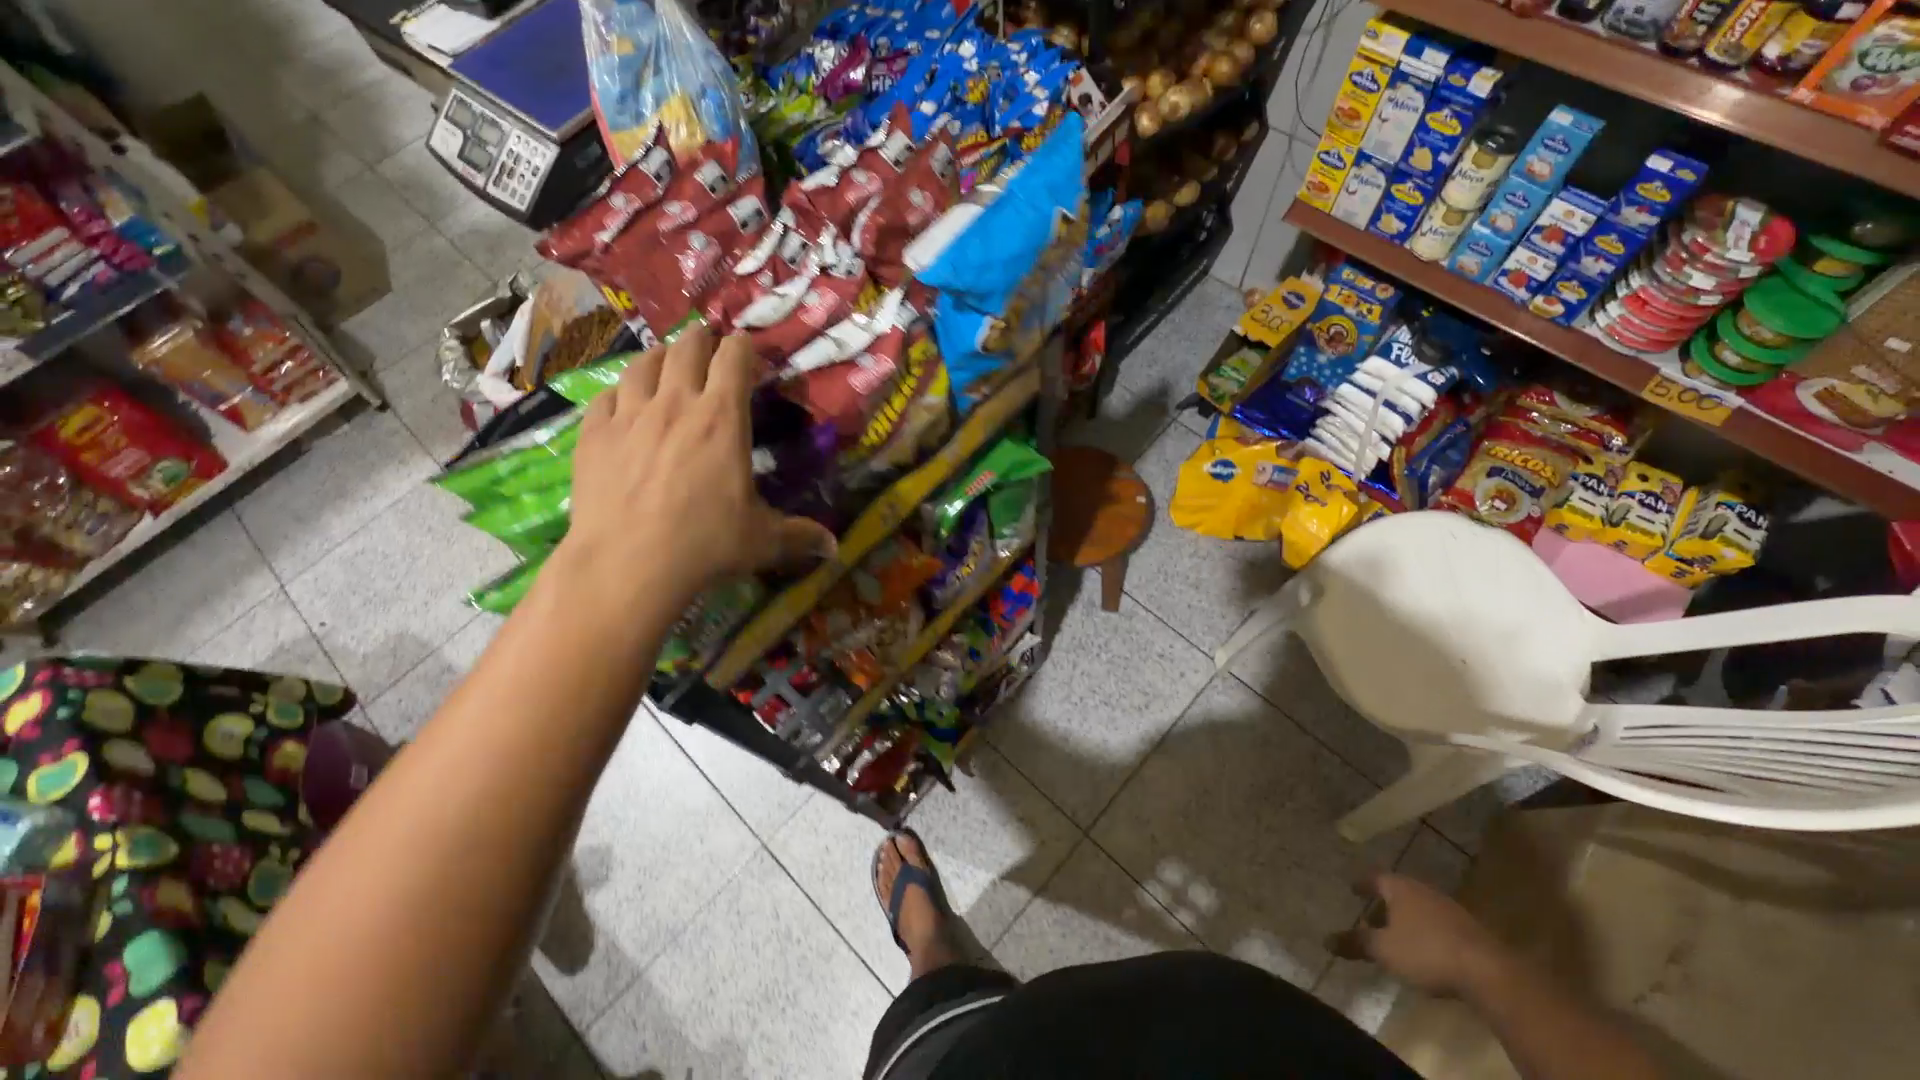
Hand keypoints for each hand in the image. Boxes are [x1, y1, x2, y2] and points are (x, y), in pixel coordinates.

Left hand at [564, 325, 834, 602]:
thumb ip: (798, 535)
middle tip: (707, 347)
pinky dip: (619, 393)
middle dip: (701, 339)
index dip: (743, 347)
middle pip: (687, 347)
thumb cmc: (705, 546)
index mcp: (723, 418)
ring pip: (642, 363)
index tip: (748, 350)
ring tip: (665, 364)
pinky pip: (605, 396)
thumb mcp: (762, 541)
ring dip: (659, 357)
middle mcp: (676, 403)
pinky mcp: (594, 434)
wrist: (627, 565)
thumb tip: (834, 547)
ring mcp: (629, 415)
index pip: (734, 357)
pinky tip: (622, 404)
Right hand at [1330, 873, 1508, 998]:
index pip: (1375, 878)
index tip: (1352, 888)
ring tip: (1392, 936)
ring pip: (1418, 908)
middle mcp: (1424, 891)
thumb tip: (1326, 939)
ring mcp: (1449, 909)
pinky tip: (1420, 949)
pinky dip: (1422, 931)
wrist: (1487, 971)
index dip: (1362, 883)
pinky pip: (1435, 924)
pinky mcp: (1467, 930)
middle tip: (1368, 918)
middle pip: (1398, 892)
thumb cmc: (1426, 952)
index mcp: (1401, 888)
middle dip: (1383, 904)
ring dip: (1403, 919)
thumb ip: (1356, 943)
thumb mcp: (1384, 949)